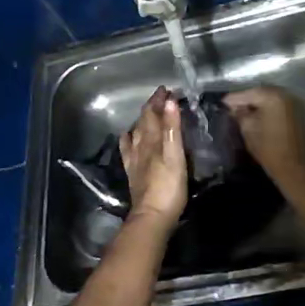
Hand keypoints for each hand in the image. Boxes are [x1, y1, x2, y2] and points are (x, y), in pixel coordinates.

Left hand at [121, 86, 185, 227]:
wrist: (152, 216)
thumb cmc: (169, 187)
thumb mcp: (176, 155)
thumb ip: (172, 128)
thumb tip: (170, 101)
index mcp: (152, 140)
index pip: (153, 114)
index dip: (159, 100)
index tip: (167, 89)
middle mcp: (140, 146)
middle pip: (144, 121)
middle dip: (152, 107)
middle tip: (161, 97)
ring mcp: (135, 160)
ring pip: (136, 133)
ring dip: (142, 120)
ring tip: (148, 113)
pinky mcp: (134, 172)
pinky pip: (128, 150)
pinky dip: (129, 139)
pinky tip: (128, 138)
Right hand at [223, 86, 304, 184]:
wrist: (293, 165)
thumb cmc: (268, 148)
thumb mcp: (248, 129)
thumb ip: (240, 114)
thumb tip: (236, 108)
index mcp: (272, 97)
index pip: (249, 94)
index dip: (234, 99)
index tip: (223, 102)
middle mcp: (286, 94)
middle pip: (261, 92)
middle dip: (247, 99)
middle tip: (233, 106)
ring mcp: (295, 101)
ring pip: (271, 97)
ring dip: (258, 102)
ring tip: (244, 110)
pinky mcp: (299, 110)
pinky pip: (279, 103)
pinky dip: (269, 106)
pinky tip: (259, 113)